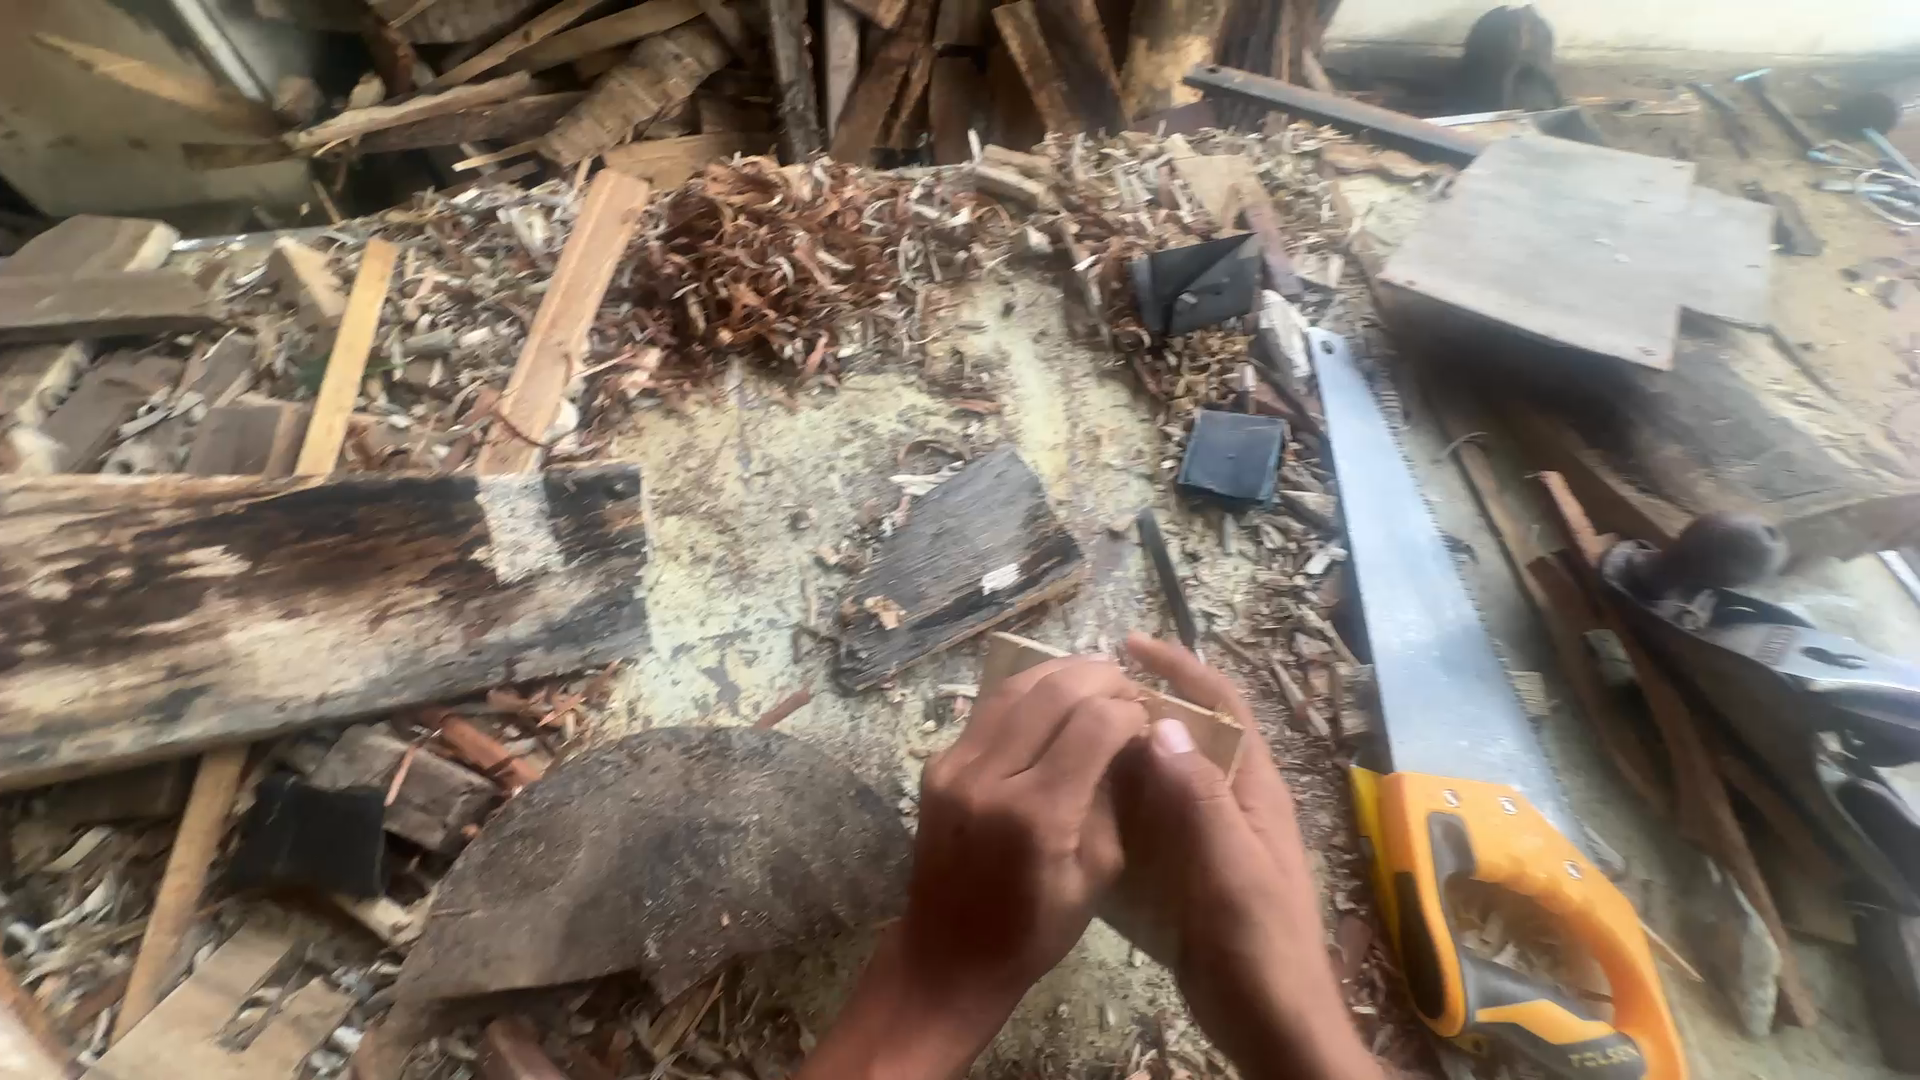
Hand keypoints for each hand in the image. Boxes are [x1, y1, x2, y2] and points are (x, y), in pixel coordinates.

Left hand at [795, 655, 1149, 1079]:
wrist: (946, 953)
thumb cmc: (1034, 929)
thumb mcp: (1096, 873)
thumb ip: (1111, 798)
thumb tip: (1127, 738)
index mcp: (1038, 814)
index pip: (1094, 726)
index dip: (1128, 710)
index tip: (1146, 714)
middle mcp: (990, 777)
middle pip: (1053, 693)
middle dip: (1099, 677)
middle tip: (1126, 684)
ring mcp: (955, 764)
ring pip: (1013, 688)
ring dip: (1059, 672)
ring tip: (1093, 672)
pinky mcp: (937, 762)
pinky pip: (988, 709)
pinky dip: (1025, 692)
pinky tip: (1049, 691)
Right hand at [1113, 633, 1379, 1079]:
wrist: (1272, 1027)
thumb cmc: (1261, 944)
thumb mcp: (1233, 869)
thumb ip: (1201, 798)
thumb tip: (1163, 723)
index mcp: (1252, 786)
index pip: (1222, 703)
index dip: (1181, 666)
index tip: (1128, 645)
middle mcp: (1229, 796)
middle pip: (1186, 730)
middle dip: (1139, 702)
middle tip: (1080, 694)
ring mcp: (1206, 829)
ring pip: (1161, 770)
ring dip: (1122, 747)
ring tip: (1067, 736)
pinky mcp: (1185, 860)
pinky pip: (1146, 812)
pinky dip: (1116, 795)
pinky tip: (1078, 796)